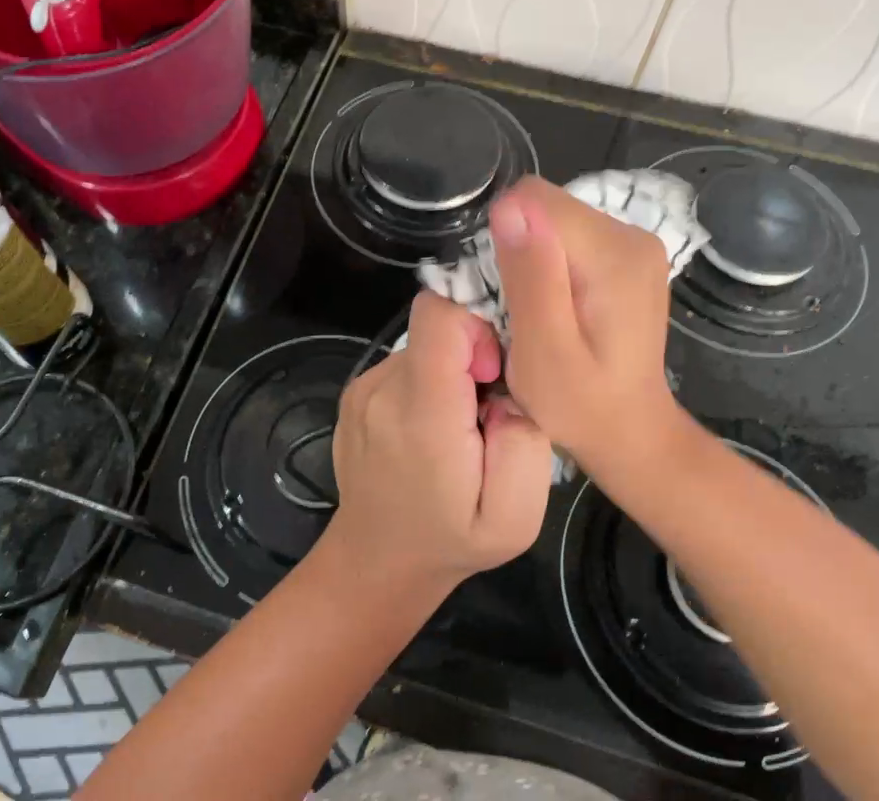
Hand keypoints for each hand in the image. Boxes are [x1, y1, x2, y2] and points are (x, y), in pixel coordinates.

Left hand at [317, 292, 554, 593]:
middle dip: (472, 360)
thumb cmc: (452, 541)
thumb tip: (504, 389)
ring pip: (423, 347)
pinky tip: (431, 434)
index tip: (492, 378)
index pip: (441, 316)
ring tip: (457, 433)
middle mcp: (381, 390)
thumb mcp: (516, 517)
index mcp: (421, 415)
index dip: (479, 332)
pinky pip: (405, 364)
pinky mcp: (355, 393)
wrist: (379, 562)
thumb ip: (523, 442)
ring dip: (450, 377)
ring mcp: (361, 388)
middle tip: (483, 418)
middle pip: (436, 330)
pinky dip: (428, 386)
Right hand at [489, 176, 686, 471]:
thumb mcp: (543, 351)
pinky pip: (567, 238)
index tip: (504, 292)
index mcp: (614, 253)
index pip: (533, 199)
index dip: (503, 239)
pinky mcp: (625, 255)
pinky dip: (547, 267)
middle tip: (517, 313)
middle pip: (544, 208)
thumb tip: (507, 209)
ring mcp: (632, 243)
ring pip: (552, 221)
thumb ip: (529, 276)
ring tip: (533, 314)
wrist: (630, 430)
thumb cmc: (581, 404)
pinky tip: (551, 308)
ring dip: (529, 260)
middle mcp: (631, 234)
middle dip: (516, 250)